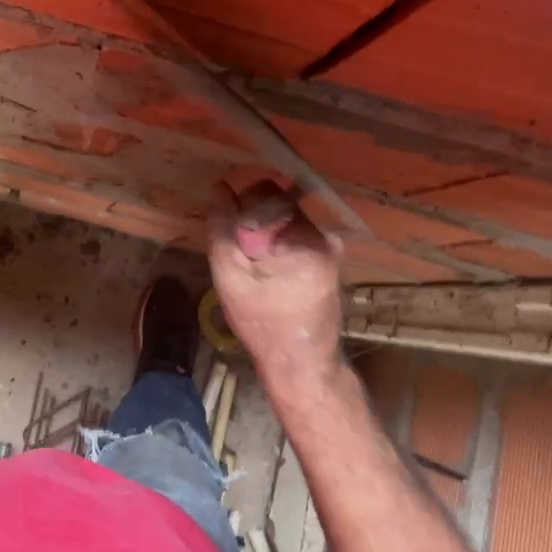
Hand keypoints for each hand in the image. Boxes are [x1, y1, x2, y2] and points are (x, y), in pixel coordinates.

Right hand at [207, 181, 345, 396]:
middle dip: (253, 223)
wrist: (302, 364)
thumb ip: (222, 229)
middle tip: (243, 258)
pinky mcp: (330, 259)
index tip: (234, 239)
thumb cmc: (263, 323)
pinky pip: (295, 236)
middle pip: (278, 204)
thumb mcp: (230, 277)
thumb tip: (220, 187)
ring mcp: (331, 248)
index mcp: (303, 238)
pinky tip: (271, 277)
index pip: (265, 192)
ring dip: (265, 236)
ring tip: (257, 271)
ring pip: (285, 219)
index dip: (241, 209)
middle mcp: (324, 236)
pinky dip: (278, 247)